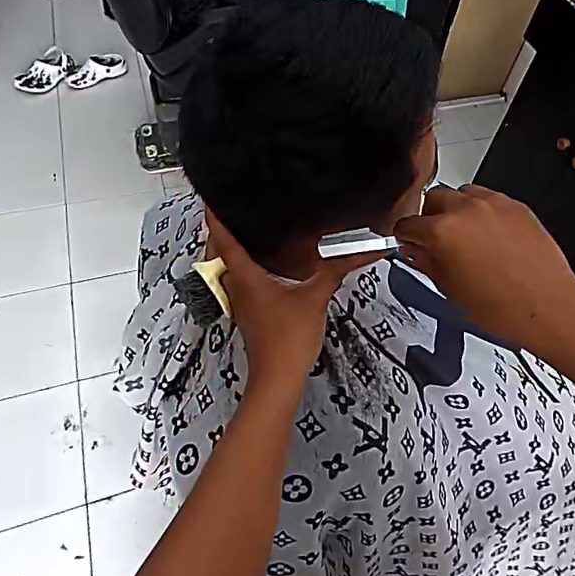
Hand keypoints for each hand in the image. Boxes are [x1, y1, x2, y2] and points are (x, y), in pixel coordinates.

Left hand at [205, 211, 374, 388]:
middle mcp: (236, 287)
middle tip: (226, 213)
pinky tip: (262, 268)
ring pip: (225, 269)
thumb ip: (337, 270)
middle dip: (219, 232)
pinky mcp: (250, 314)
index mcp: (245, 277)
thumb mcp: (315, 297)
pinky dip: (243, 269)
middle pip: (217, 253)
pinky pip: (239, 284)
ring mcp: (240, 302)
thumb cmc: (287, 340)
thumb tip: (363, 252)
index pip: (223, 240)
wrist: (278, 377)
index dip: (215, 217)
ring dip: (229, 251)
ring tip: (242, 234)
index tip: (211, 198)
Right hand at [392, 185, 574, 350]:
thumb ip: (427, 263)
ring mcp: (495, 204)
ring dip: (457, 210)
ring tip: (464, 237)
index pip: (407, 223)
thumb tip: (417, 252)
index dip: (405, 237)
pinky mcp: (517, 206)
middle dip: (429, 217)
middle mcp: (467, 210)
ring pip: (463, 193)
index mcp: (443, 231)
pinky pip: (491, 200)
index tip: (410, 243)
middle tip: (435, 240)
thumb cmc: (505, 306)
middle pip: (433, 198)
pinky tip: (489, 237)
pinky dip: (484, 212)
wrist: (547, 306)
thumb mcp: (451, 290)